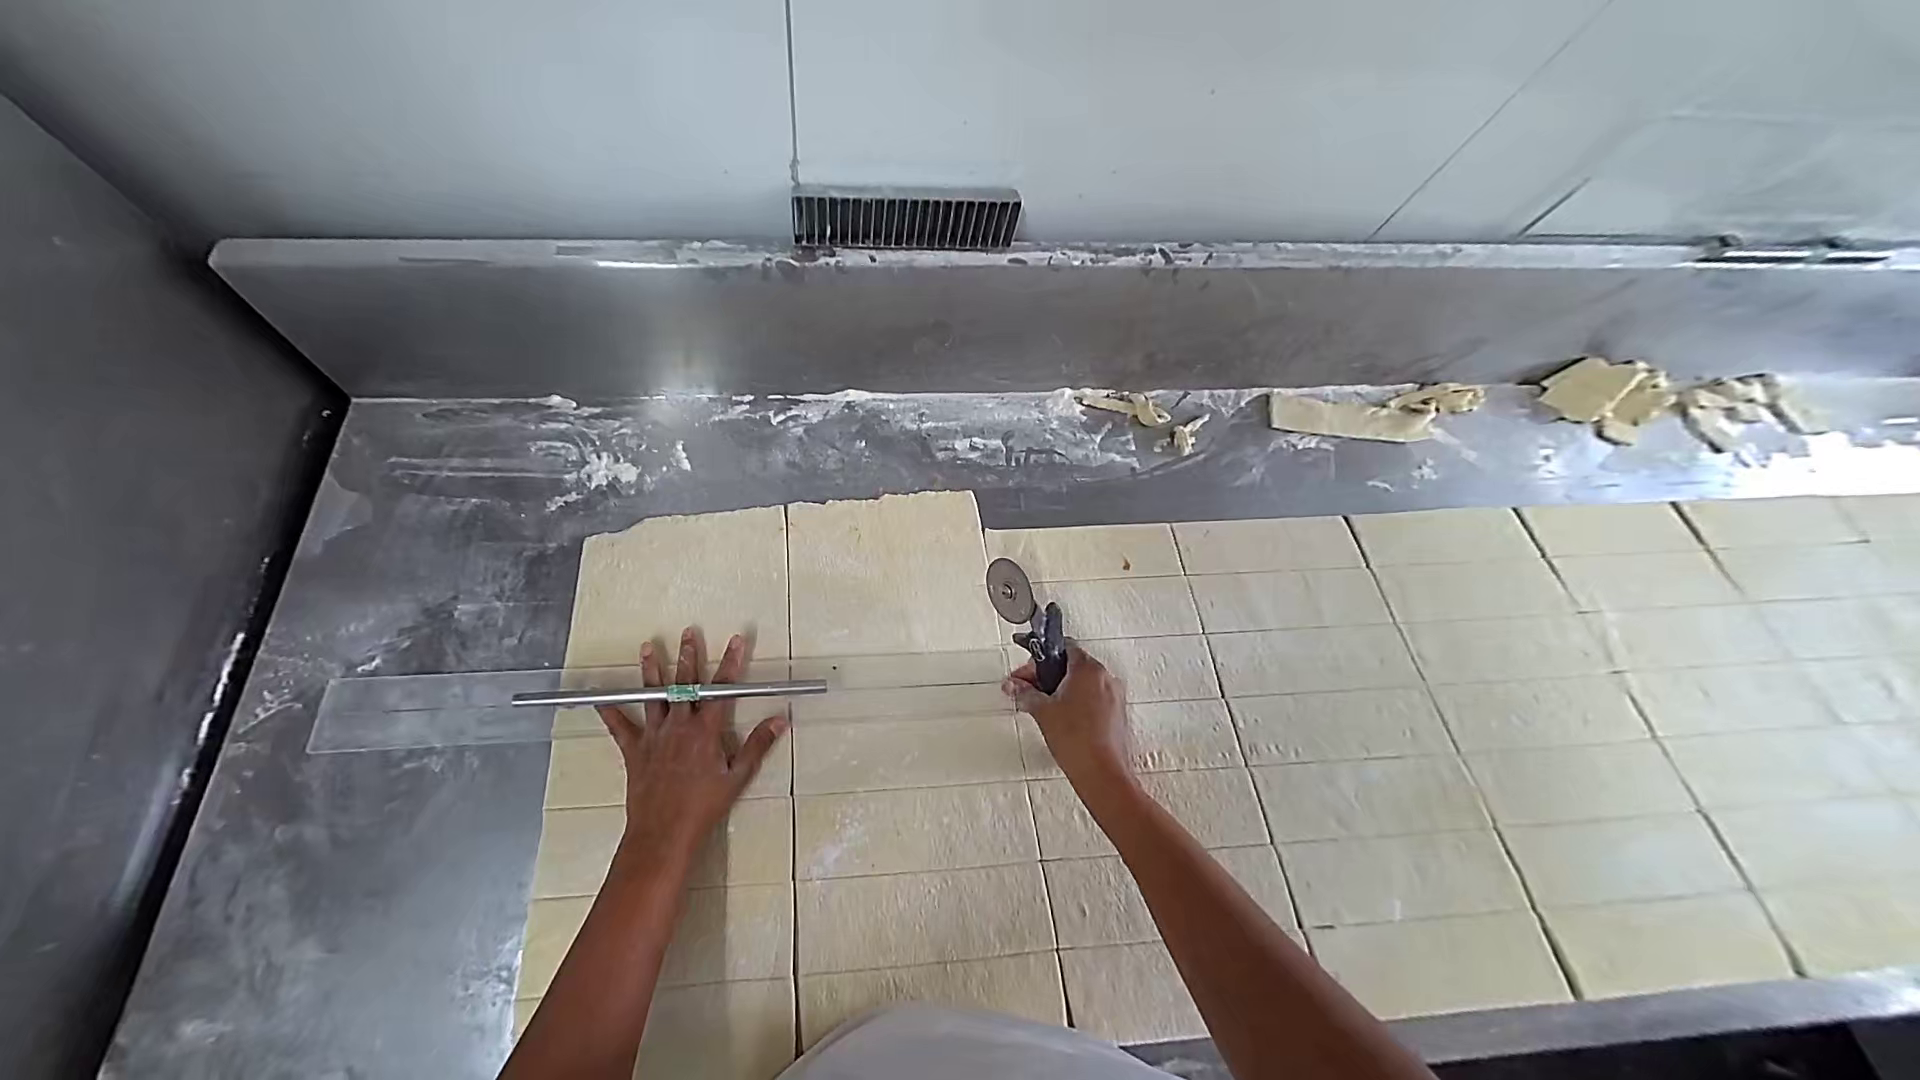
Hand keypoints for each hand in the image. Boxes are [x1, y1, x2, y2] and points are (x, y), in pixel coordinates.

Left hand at [596, 628, 787, 872]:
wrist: (664, 833)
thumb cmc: (704, 806)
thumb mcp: (739, 776)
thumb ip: (758, 745)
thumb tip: (780, 719)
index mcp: (707, 731)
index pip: (722, 689)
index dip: (731, 663)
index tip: (736, 641)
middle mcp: (680, 726)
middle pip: (685, 684)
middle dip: (688, 656)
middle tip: (688, 633)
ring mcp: (654, 737)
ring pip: (653, 696)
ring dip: (651, 671)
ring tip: (648, 648)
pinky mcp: (634, 751)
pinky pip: (620, 727)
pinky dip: (610, 712)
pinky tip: (599, 698)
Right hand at [1003, 644, 1136, 793]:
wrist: (1100, 773)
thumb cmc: (1078, 741)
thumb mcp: (1042, 711)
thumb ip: (1026, 693)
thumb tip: (1015, 686)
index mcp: (1088, 669)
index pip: (1062, 647)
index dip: (1039, 658)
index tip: (1027, 666)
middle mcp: (1105, 678)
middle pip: (1070, 665)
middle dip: (1045, 675)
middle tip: (1026, 688)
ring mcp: (1113, 696)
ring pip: (1081, 682)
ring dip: (1059, 689)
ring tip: (1040, 706)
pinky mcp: (1115, 714)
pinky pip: (1092, 698)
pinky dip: (1074, 702)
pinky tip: (1059, 718)